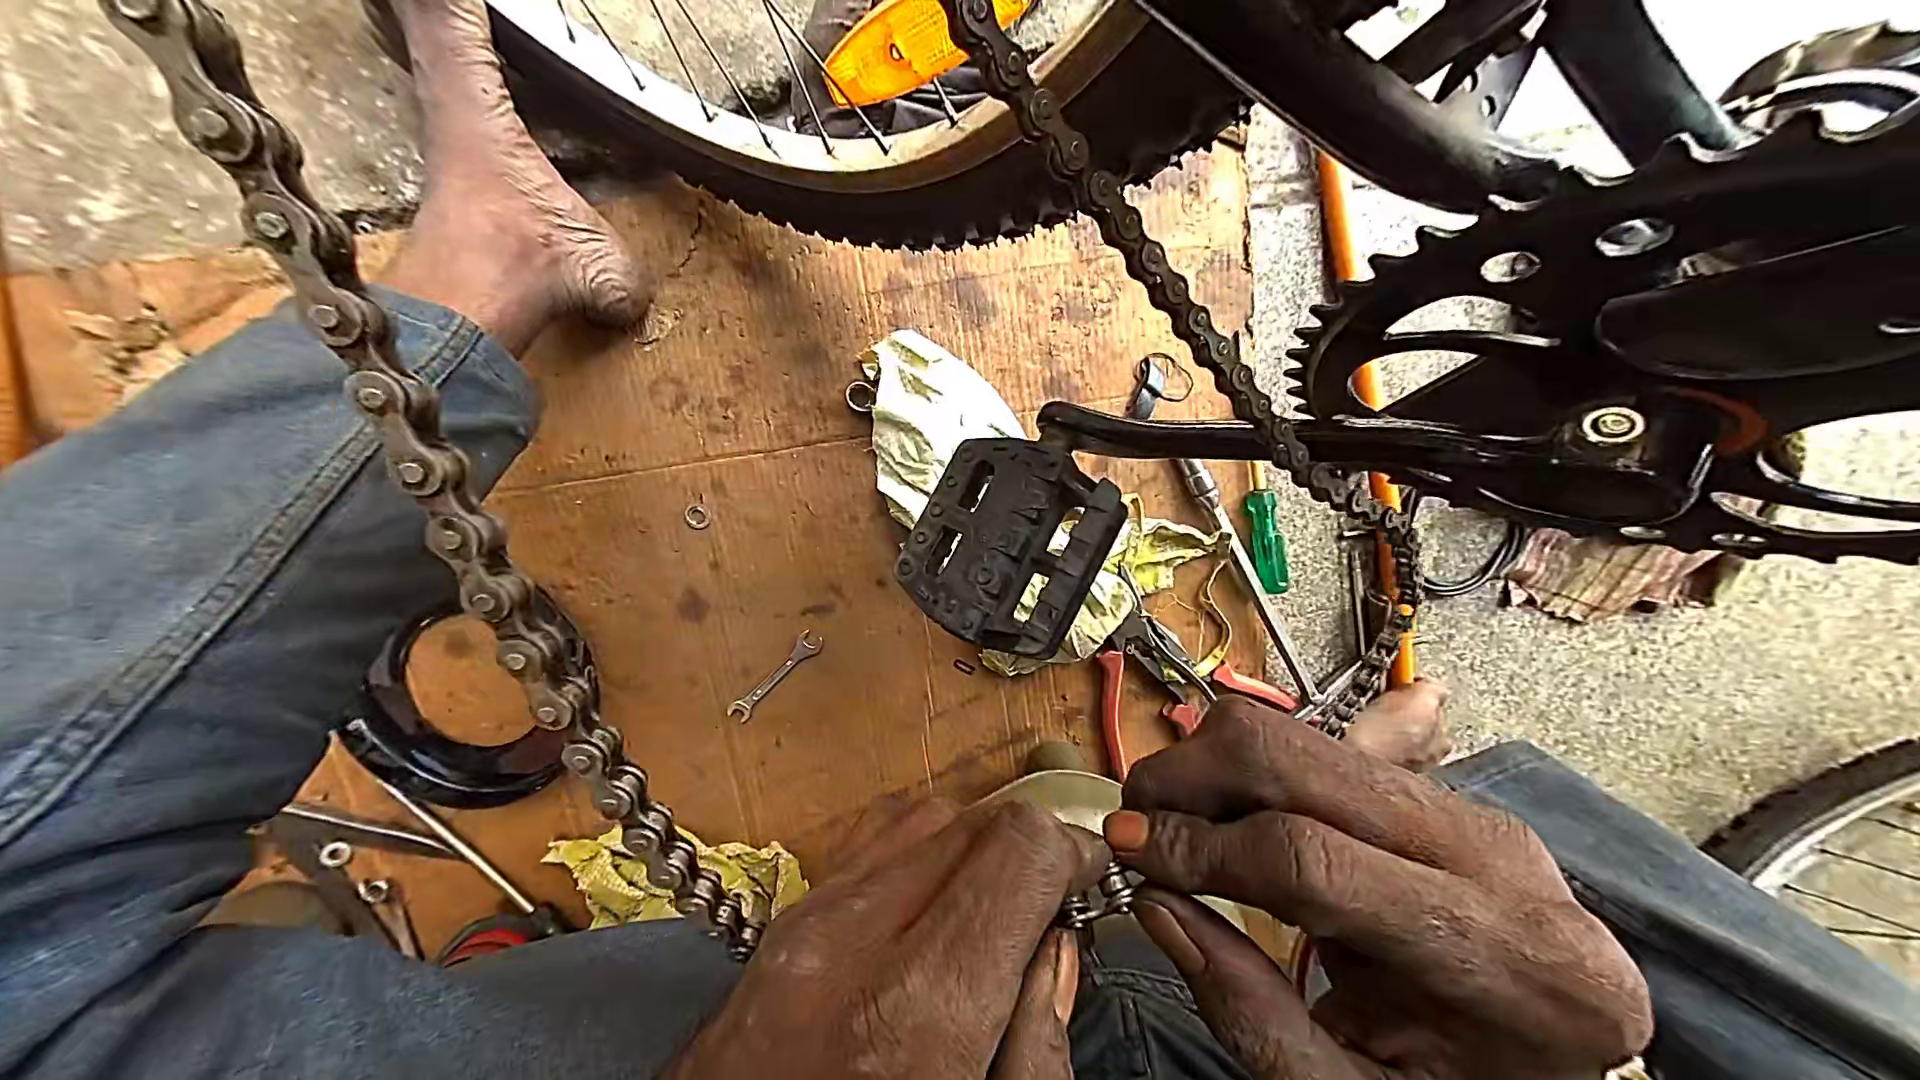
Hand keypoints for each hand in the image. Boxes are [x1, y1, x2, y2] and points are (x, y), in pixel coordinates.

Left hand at [666, 794, 1109, 1079]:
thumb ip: (1039, 1039)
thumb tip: (1057, 939)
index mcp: (916, 1008)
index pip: (1017, 849)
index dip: (1071, 852)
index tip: (1088, 876)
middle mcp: (855, 937)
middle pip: (978, 820)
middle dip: (1029, 845)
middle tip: (1047, 896)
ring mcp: (811, 913)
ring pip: (930, 812)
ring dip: (978, 841)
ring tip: (990, 898)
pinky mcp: (790, 909)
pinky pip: (877, 830)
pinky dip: (924, 841)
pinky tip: (934, 887)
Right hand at [1104, 691, 1652, 1079]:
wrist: (1556, 1067)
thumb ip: (1249, 1013)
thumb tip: (1154, 902)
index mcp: (1505, 957)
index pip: (1308, 858)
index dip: (1199, 846)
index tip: (1129, 849)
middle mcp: (1488, 851)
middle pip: (1290, 757)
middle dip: (1187, 776)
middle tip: (1139, 821)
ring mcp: (1457, 804)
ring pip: (1290, 732)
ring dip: (1208, 765)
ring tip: (1178, 822)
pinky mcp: (1422, 785)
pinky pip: (1311, 742)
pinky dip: (1246, 766)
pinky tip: (1225, 806)